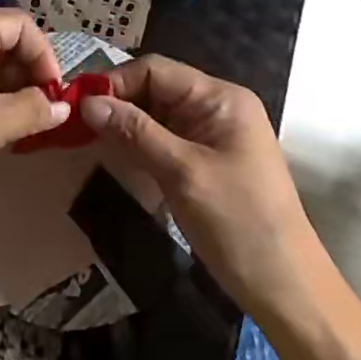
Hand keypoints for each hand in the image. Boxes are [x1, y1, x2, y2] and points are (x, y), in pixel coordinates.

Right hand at [80, 55, 325, 313]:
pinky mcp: (199, 158)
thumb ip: (133, 130)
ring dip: (120, 123)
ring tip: (84, 137)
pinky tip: (111, 153)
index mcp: (220, 99)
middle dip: (114, 103)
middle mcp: (214, 107)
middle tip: (75, 124)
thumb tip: (85, 102)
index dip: (114, 83)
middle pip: (151, 88)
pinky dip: (132, 142)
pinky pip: (157, 137)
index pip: (154, 70)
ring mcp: (207, 134)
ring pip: (150, 113)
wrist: (285, 289)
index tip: (78, 106)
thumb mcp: (181, 171)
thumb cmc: (238, 222)